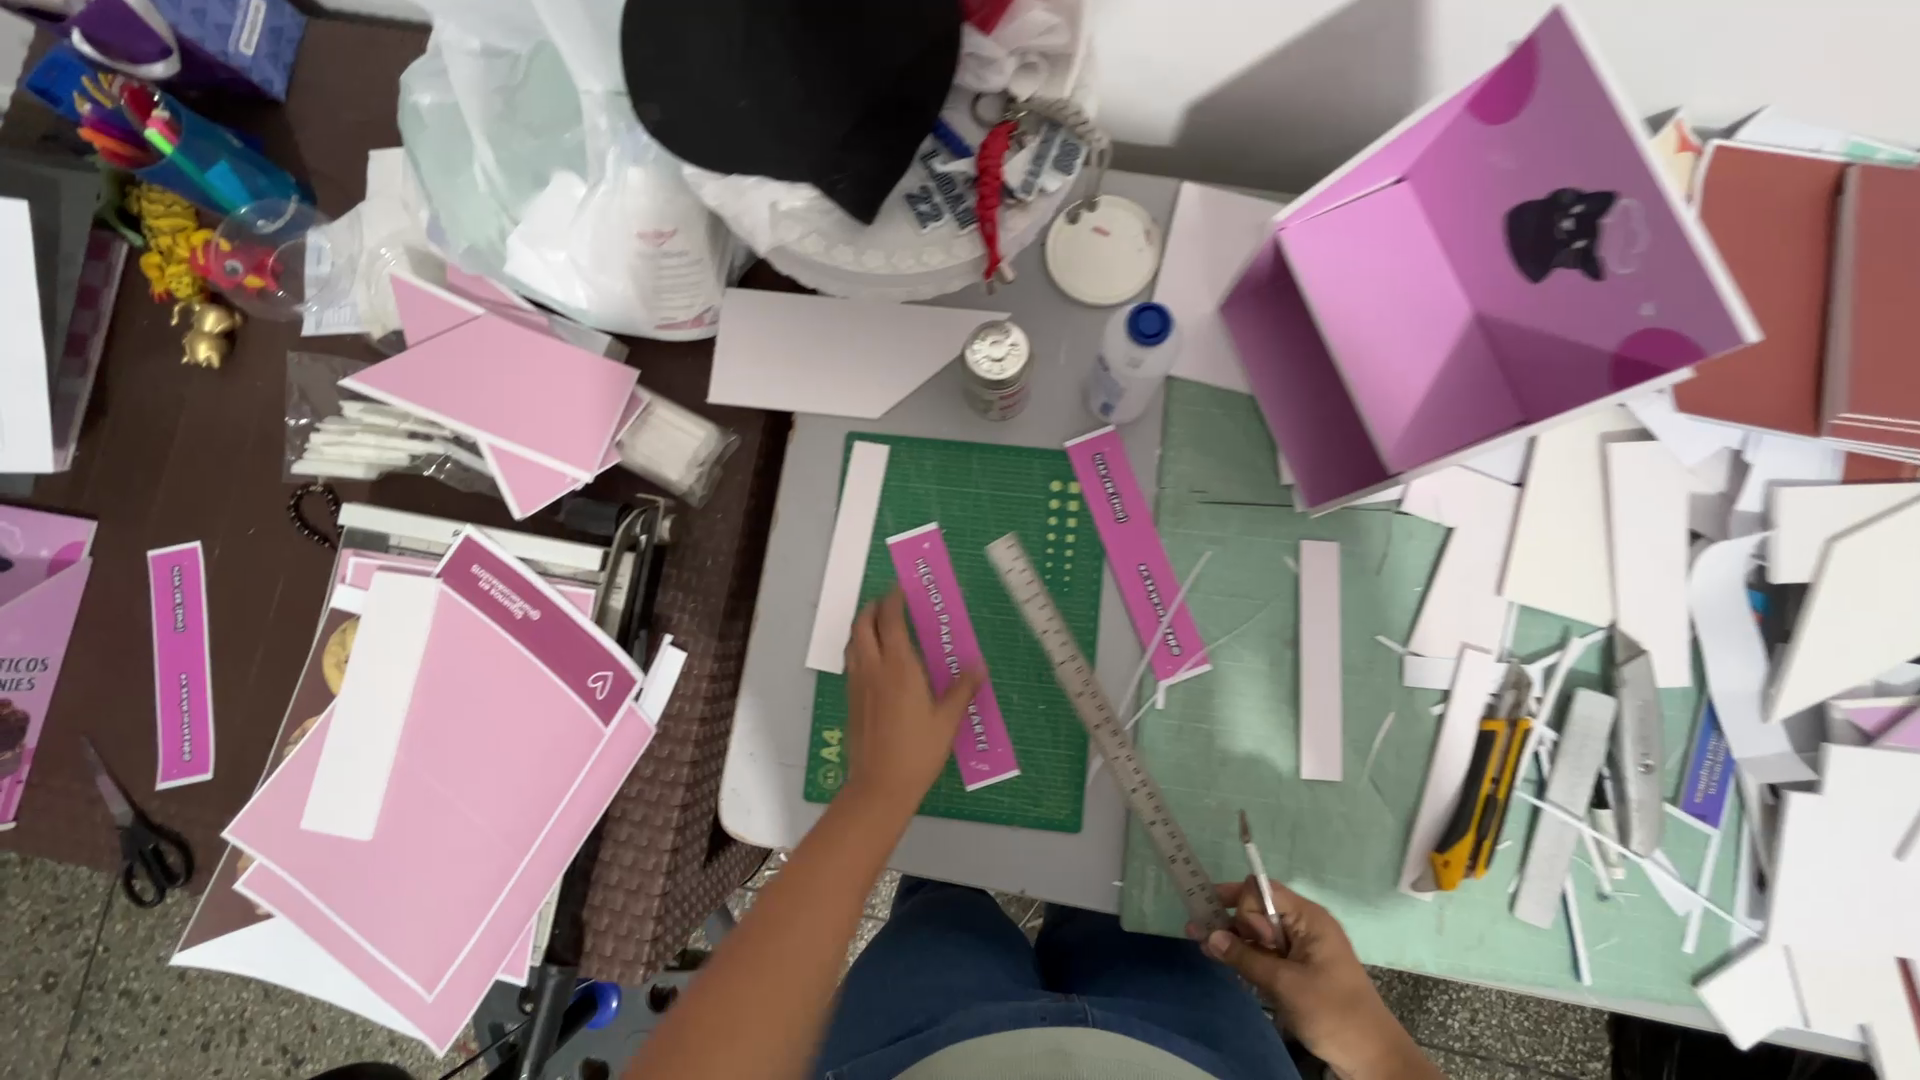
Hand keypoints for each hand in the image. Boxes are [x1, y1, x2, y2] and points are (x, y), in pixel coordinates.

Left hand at [841, 590, 984, 812]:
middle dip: (873, 606)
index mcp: (899, 667)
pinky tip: (873, 657)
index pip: (890, 620)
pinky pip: (851, 660)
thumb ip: (962, 689)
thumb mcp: (948, 720)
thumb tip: (978, 667)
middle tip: (888, 601)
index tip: (901, 589)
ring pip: (853, 641)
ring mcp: (858, 684)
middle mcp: (873, 668)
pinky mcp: (850, 699)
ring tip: (879, 623)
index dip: (893, 600)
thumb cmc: (918, 751)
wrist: (879, 785)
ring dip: (863, 625)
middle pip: (863, 624)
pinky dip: (859, 646)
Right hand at [1191, 877, 1437, 1079]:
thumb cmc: (1333, 1013)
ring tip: (1200, 943)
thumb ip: (1245, 958)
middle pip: (1257, 909)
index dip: (1246, 908)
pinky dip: (1245, 955)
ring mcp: (1300, 949)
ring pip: (1258, 932)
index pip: (1262, 890)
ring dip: (1232, 938)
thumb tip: (1208, 936)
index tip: (1253, 939)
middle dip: (1229, 918)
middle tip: (1197, 930)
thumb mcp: (1285, 985)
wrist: (1373, 1059)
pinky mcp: (1298, 970)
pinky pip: (1265, 953)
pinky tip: (1220, 958)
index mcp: (1308, 918)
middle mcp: (1303, 926)